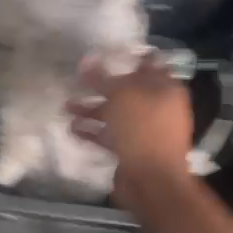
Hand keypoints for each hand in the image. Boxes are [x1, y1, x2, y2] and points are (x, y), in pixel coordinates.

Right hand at [68, 52, 195, 211]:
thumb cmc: (141, 129)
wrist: (151, 180)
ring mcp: (146, 131)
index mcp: (165, 89)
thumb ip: (102, 77)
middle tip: (77, 80)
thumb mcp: (120, 95)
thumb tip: (86, 60)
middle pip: (128, 91)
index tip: (103, 53)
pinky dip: (93, 132)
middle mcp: (159, 108)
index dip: (127, 57)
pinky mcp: (132, 151)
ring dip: (92, 110)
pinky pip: (110, 136)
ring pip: (116, 114)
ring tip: (66, 107)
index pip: (148, 64)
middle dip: (101, 86)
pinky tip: (72, 129)